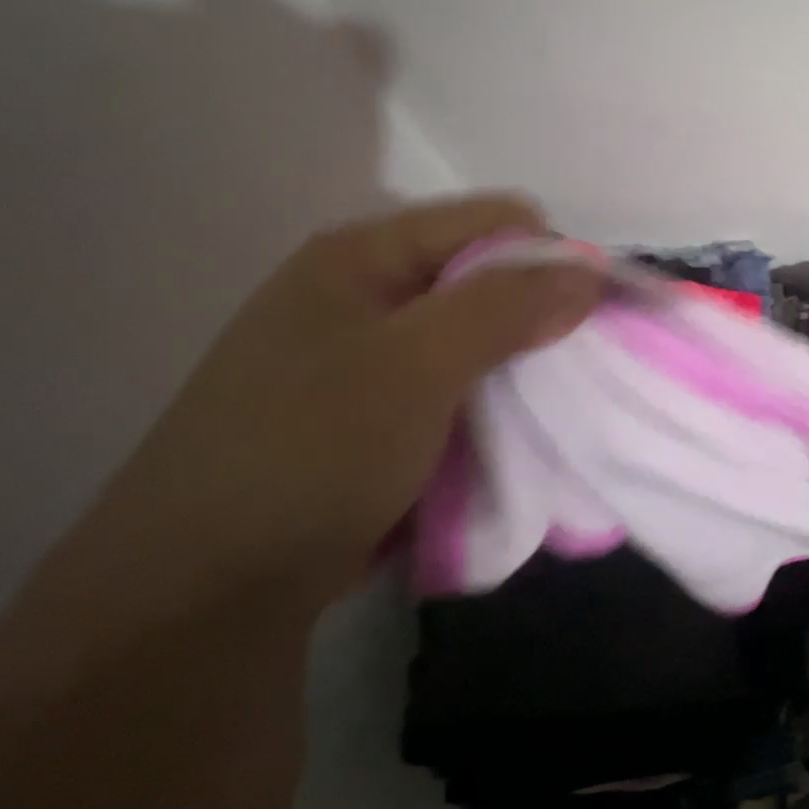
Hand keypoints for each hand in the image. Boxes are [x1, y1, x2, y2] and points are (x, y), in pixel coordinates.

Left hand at [59, 194, 599, 613]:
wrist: (211, 585)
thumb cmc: (311, 452)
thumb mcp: (413, 366)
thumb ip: (505, 308)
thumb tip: (593, 270)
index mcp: (363, 258)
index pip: (494, 223)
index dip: (554, 262)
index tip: (597, 323)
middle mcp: (369, 296)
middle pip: (491, 283)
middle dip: (546, 323)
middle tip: (580, 379)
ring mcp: (373, 361)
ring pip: (483, 346)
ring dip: (526, 376)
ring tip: (554, 417)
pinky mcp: (383, 419)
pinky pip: (464, 395)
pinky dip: (500, 413)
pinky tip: (518, 443)